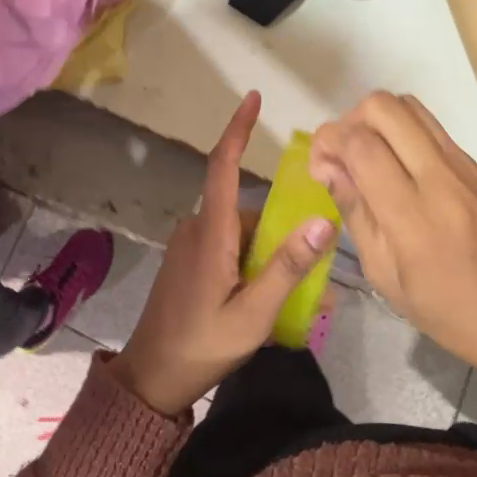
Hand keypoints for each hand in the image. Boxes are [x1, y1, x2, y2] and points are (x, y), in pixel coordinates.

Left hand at [113, 92, 336, 415]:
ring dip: (265, 258)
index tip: (253, 99)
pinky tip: (263, 302)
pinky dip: (250, 266)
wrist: (152, 378)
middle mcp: (197, 229)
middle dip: (278, 235)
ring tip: (286, 303)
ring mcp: (189, 247)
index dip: (237, 129)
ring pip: (239, 234)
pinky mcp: (187, 264)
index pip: (222, 165)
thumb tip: (323, 220)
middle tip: (304, 280)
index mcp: (211, 232)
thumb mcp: (254, 313)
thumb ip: (288, 267)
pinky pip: (227, 250)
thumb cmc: (202, 344)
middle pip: (246, 210)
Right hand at [308, 93, 476, 448]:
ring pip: (409, 105)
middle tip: (341, 155)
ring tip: (366, 155)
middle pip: (383, 107)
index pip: (360, 145)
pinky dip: (401, 130)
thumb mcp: (384, 275)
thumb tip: (328, 167)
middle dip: (349, 120)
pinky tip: (395, 165)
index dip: (328, 141)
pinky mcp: (475, 164)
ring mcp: (462, 165)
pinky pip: (429, 125)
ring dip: (376, 119)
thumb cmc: (447, 311)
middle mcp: (438, 177)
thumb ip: (355, 212)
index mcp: (412, 215)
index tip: (319, 166)